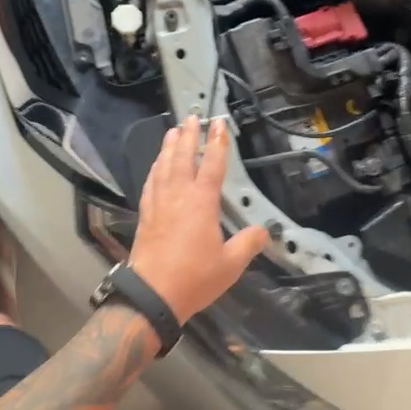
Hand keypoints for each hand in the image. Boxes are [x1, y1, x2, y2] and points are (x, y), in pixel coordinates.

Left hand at [130, 115, 270, 322]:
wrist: (152, 293)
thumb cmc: (195, 277)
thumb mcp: (230, 265)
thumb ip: (248, 244)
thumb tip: (264, 231)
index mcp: (201, 201)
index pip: (212, 164)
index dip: (217, 142)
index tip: (219, 123)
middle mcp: (178, 194)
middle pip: (183, 156)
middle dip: (188, 135)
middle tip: (192, 117)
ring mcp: (159, 201)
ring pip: (164, 165)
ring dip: (169, 146)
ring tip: (173, 131)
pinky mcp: (146, 212)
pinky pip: (151, 181)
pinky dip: (155, 167)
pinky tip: (156, 165)